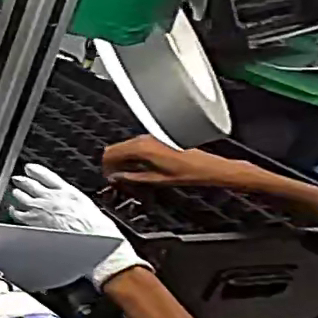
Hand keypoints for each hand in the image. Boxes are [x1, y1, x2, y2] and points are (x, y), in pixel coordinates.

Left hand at [6, 163, 118, 235]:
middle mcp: (51, 197)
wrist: (92, 239)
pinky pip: (19, 214)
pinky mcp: (34, 222)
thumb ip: (73, 199)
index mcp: (67, 191)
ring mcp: (40, 209)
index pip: (46, 175)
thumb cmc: (96, 227)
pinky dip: (14, 211)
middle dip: (23, 181)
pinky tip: (13, 210)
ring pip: (21, 197)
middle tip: (18, 179)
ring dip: (17, 193)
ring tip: (16, 192)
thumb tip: (70, 201)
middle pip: (30, 184)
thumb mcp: (87, 205)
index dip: (35, 170)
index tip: (29, 168)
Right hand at [101, 136, 253, 188]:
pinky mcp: (158, 139)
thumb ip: (131, 177)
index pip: (110, 153)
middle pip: (115, 148)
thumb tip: (116, 177)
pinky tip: (140, 168)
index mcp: (141, 148)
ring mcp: (151, 138)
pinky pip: (136, 146)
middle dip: (113, 163)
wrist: (212, 168)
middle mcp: (144, 139)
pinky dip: (133, 156)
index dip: (106, 166)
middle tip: (116, 177)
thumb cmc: (190, 173)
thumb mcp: (156, 180)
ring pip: (125, 147)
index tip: (108, 177)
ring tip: (129, 175)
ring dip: (123, 160)